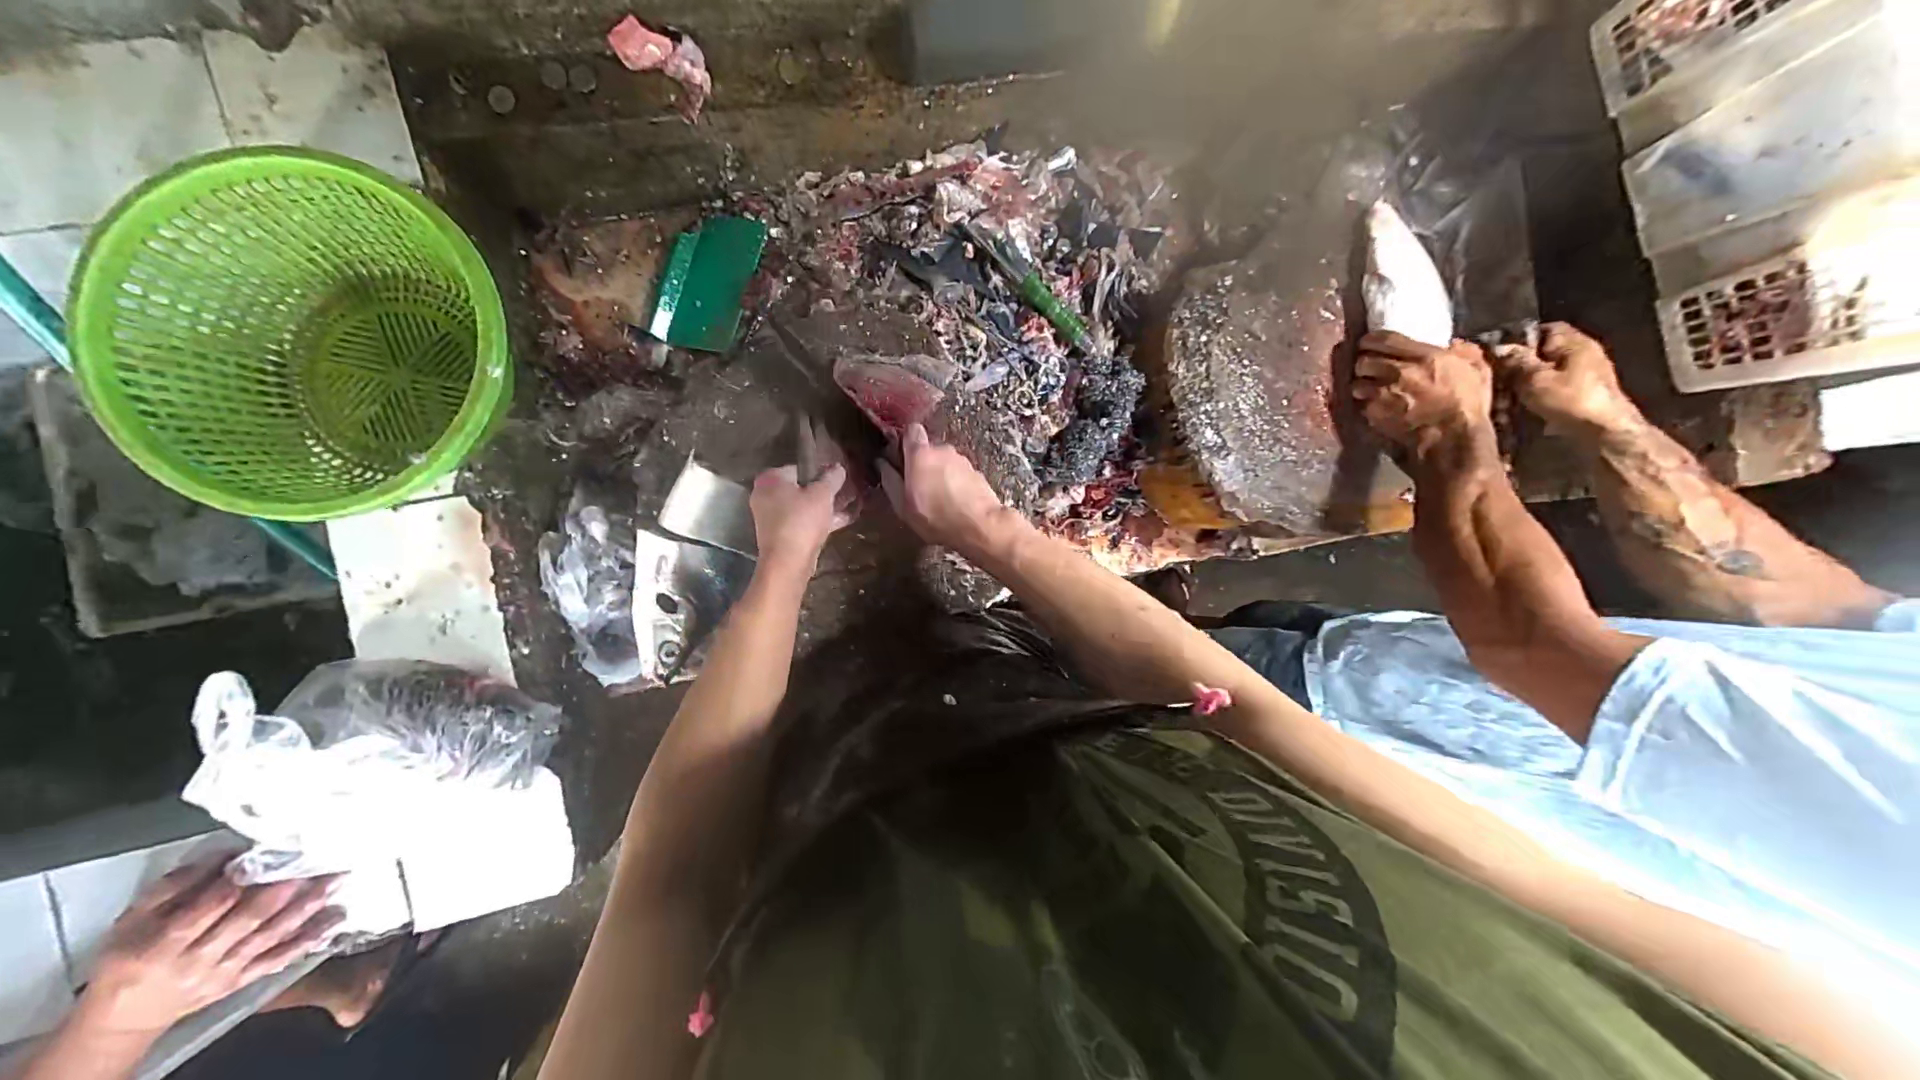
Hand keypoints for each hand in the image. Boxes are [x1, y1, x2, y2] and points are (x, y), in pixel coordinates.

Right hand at [84, 863, 341, 1034]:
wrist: (123, 1017)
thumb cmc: (128, 957)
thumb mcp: (132, 921)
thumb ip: (175, 886)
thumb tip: (225, 854)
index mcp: (162, 944)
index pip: (206, 909)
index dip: (237, 882)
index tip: (267, 855)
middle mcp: (197, 961)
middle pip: (248, 921)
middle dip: (285, 889)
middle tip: (318, 863)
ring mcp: (223, 973)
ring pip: (271, 936)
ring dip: (308, 907)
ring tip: (338, 880)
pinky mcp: (241, 982)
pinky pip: (278, 959)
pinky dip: (308, 939)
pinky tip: (335, 919)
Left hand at [750, 463, 849, 574]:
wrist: (787, 561)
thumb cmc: (802, 520)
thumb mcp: (822, 494)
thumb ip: (831, 478)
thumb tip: (838, 468)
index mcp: (770, 479)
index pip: (798, 467)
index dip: (820, 470)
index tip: (837, 476)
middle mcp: (765, 495)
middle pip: (800, 488)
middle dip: (824, 491)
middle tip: (844, 491)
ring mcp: (770, 517)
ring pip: (802, 507)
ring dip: (824, 506)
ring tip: (848, 504)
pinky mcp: (779, 535)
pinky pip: (802, 522)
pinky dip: (818, 520)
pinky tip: (842, 520)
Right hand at [877, 423, 1010, 555]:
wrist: (979, 526)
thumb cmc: (936, 517)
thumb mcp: (903, 505)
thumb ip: (890, 481)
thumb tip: (882, 464)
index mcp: (921, 454)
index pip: (911, 431)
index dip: (905, 442)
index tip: (901, 459)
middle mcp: (943, 450)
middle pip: (928, 450)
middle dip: (923, 465)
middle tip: (918, 489)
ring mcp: (963, 460)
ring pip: (945, 462)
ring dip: (940, 475)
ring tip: (938, 500)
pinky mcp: (977, 472)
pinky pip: (959, 473)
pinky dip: (955, 483)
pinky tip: (954, 503)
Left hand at [1353, 332, 1493, 450]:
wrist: (1451, 441)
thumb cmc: (1468, 407)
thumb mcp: (1477, 372)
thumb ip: (1466, 353)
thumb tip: (1454, 343)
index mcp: (1425, 356)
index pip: (1384, 339)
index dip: (1371, 340)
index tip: (1368, 343)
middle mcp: (1398, 372)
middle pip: (1363, 361)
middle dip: (1364, 364)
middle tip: (1369, 369)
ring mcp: (1382, 394)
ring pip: (1356, 384)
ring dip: (1361, 386)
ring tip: (1369, 390)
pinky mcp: (1372, 414)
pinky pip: (1359, 405)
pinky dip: (1364, 405)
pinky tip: (1373, 407)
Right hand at [1492, 322, 1639, 433]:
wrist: (1603, 431)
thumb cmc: (1570, 400)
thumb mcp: (1535, 379)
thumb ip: (1517, 361)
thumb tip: (1500, 347)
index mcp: (1575, 343)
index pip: (1546, 329)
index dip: (1521, 338)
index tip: (1500, 353)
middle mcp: (1584, 353)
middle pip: (1547, 350)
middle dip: (1522, 362)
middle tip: (1499, 375)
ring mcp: (1587, 374)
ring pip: (1549, 370)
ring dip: (1528, 380)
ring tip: (1507, 393)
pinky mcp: (1585, 393)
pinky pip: (1555, 385)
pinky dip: (1538, 392)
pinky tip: (1524, 404)